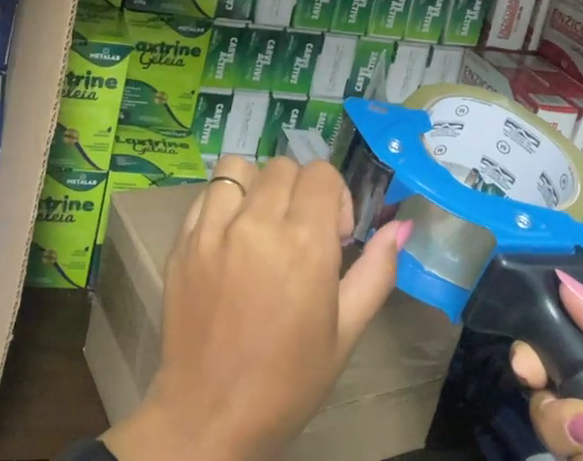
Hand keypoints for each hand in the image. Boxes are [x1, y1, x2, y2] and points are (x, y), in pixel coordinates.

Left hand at [100, 155, 410, 460]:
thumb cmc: (289, 380)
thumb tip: (401, 226)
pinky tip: (230, 237)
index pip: (321, 173)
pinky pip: (204, 194)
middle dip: (300, 191)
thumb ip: (376, 271)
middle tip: (300, 233)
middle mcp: (256, 223)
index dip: (335, 197)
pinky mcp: (182, 241)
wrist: (211, 414)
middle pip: (282, 167)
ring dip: (256, 187)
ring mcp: (212, 229)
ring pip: (238, 168)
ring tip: (261, 224)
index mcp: (304, 243)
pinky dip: (222, 202)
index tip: (333, 235)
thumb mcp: (346, 332)